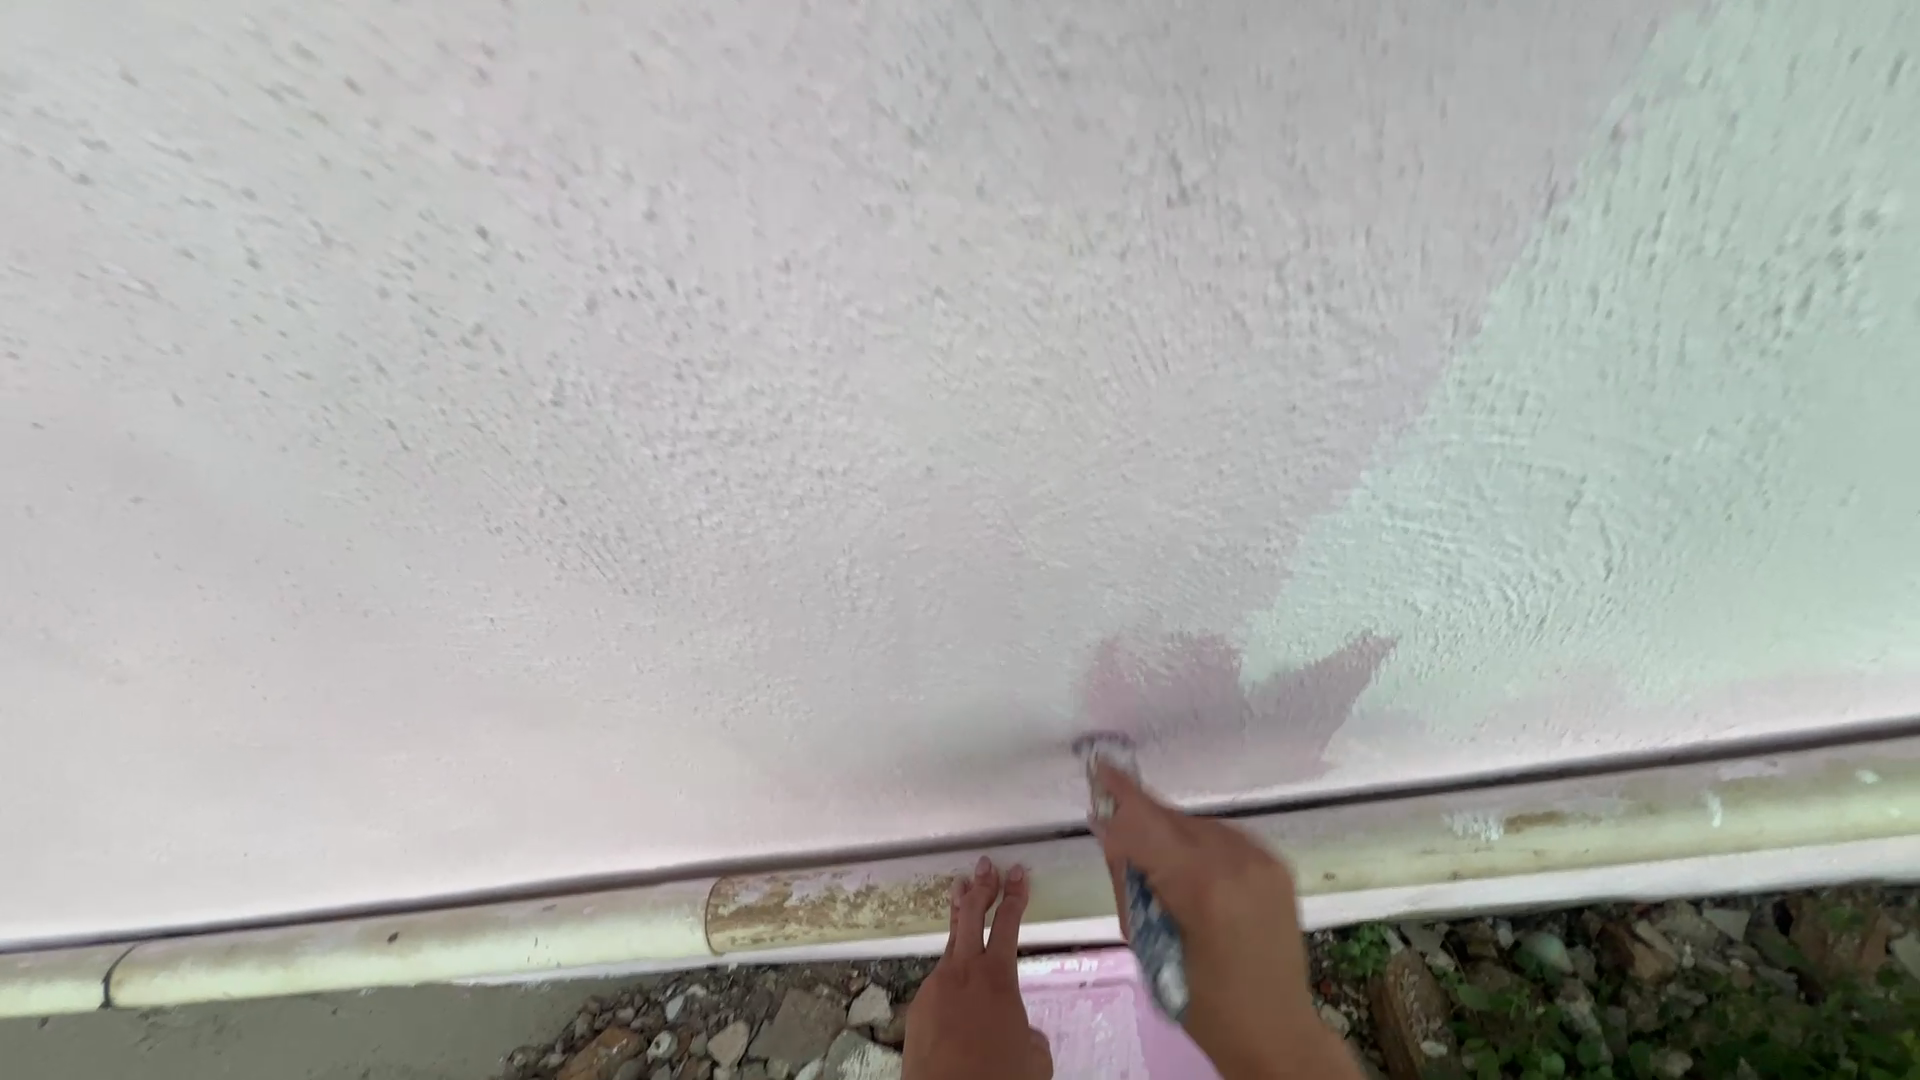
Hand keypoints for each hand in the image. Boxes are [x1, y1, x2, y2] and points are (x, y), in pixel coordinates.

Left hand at [903, 857, 1052, 1079]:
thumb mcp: (1034, 1060)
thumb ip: (1028, 1032)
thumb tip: (1020, 1032)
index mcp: (997, 978)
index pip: (1008, 924)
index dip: (1015, 895)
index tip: (1019, 872)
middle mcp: (963, 973)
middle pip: (971, 915)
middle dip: (982, 887)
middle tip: (986, 864)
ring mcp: (936, 987)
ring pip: (950, 943)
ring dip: (958, 915)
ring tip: (960, 889)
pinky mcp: (918, 1007)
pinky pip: (939, 982)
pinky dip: (952, 973)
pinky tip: (957, 983)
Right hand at [1093, 763, 1359, 1079]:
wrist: (1277, 1032)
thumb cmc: (1201, 1002)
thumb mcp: (1148, 944)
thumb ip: (1128, 879)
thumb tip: (1109, 831)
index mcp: (1202, 887)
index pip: (1147, 824)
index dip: (1120, 794)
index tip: (1099, 768)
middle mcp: (1237, 861)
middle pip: (1171, 818)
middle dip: (1140, 818)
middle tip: (1114, 827)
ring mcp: (1261, 860)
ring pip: (1195, 824)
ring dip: (1168, 833)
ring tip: (1155, 864)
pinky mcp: (1275, 863)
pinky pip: (1221, 836)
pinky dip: (1197, 843)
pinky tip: (1188, 870)